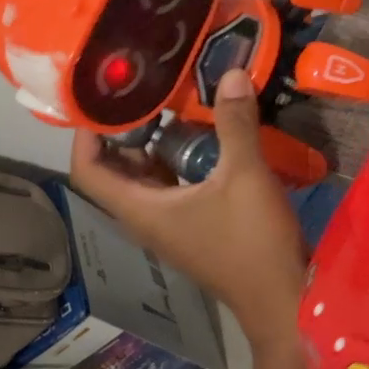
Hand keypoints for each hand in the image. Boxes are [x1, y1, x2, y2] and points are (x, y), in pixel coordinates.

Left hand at [70, 69, 304, 352]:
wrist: (281, 296)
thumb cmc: (251, 239)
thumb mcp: (244, 175)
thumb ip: (236, 124)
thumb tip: (232, 72)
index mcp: (142, 209)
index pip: (90, 171)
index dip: (87, 134)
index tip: (104, 96)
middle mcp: (149, 217)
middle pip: (119, 171)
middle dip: (128, 130)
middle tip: (148, 88)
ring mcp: (175, 223)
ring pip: (152, 176)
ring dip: (160, 142)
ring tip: (181, 101)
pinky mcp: (199, 225)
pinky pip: (178, 183)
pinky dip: (185, 157)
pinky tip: (214, 135)